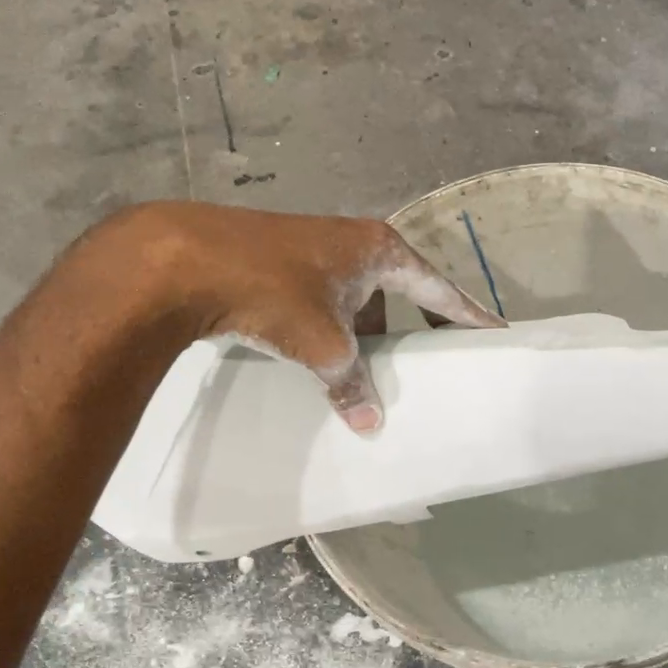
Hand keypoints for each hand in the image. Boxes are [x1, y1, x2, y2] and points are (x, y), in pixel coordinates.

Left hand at [74, 201, 505, 432]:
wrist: (170, 261)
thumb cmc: (267, 290)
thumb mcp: (323, 345)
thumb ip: (352, 383)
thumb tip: (368, 424)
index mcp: (381, 251)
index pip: (441, 290)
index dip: (469, 315)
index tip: (497, 333)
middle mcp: (354, 243)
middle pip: (406, 292)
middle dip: (421, 325)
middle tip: (442, 356)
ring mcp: (317, 250)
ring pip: (363, 299)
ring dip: (374, 331)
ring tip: (383, 368)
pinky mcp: (283, 263)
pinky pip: (331, 302)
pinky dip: (339, 328)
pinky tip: (330, 356)